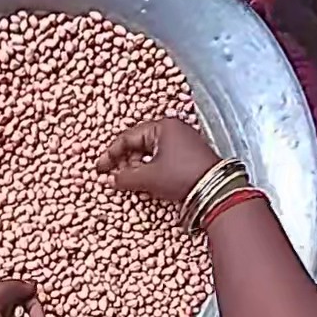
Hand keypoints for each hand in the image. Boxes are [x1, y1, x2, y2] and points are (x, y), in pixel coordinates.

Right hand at [95, 118, 219, 202]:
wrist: (216, 190)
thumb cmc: (182, 176)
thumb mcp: (148, 177)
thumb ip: (125, 177)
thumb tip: (111, 179)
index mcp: (162, 126)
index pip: (127, 137)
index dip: (111, 154)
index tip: (100, 168)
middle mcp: (173, 129)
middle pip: (139, 143)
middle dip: (126, 161)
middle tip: (117, 176)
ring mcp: (183, 141)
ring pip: (150, 151)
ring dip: (138, 166)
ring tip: (132, 181)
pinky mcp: (188, 155)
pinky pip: (162, 157)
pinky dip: (151, 168)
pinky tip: (148, 180)